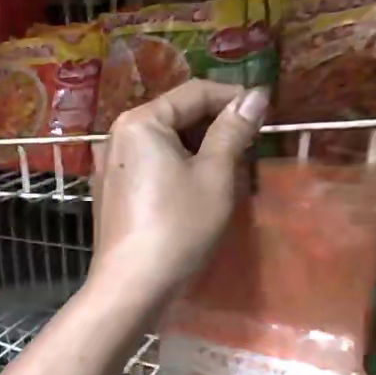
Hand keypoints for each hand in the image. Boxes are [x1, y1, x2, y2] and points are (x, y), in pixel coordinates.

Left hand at [87, 79, 266, 314]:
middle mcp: (116, 138)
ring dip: (198, 147)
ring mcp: (109, 167)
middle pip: (174, 115)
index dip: (233, 98)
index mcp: (139, 122)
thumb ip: (233, 130)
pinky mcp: (111, 193)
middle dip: (214, 124)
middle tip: (250, 143)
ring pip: (162, 142)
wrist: (132, 282)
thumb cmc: (178, 224)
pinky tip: (197, 187)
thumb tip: (255, 95)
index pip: (193, 92)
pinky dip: (176, 167)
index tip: (266, 114)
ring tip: (230, 166)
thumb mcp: (215, 173)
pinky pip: (149, 165)